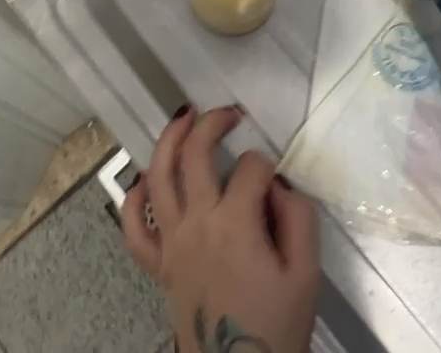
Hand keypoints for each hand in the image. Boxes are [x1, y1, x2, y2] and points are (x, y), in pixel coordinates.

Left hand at [120, 105, 319, 351]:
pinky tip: (145, 179)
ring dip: (169, 139)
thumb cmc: (276, 327)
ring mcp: (171, 243)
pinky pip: (133, 228)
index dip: (268, 166)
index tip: (277, 185)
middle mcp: (196, 223)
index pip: (251, 169)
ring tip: (184, 116)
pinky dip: (134, 198)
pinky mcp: (157, 265)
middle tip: (229, 113)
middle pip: (196, 155)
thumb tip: (278, 184)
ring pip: (159, 176)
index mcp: (235, 224)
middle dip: (213, 123)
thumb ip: (298, 218)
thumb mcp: (306, 274)